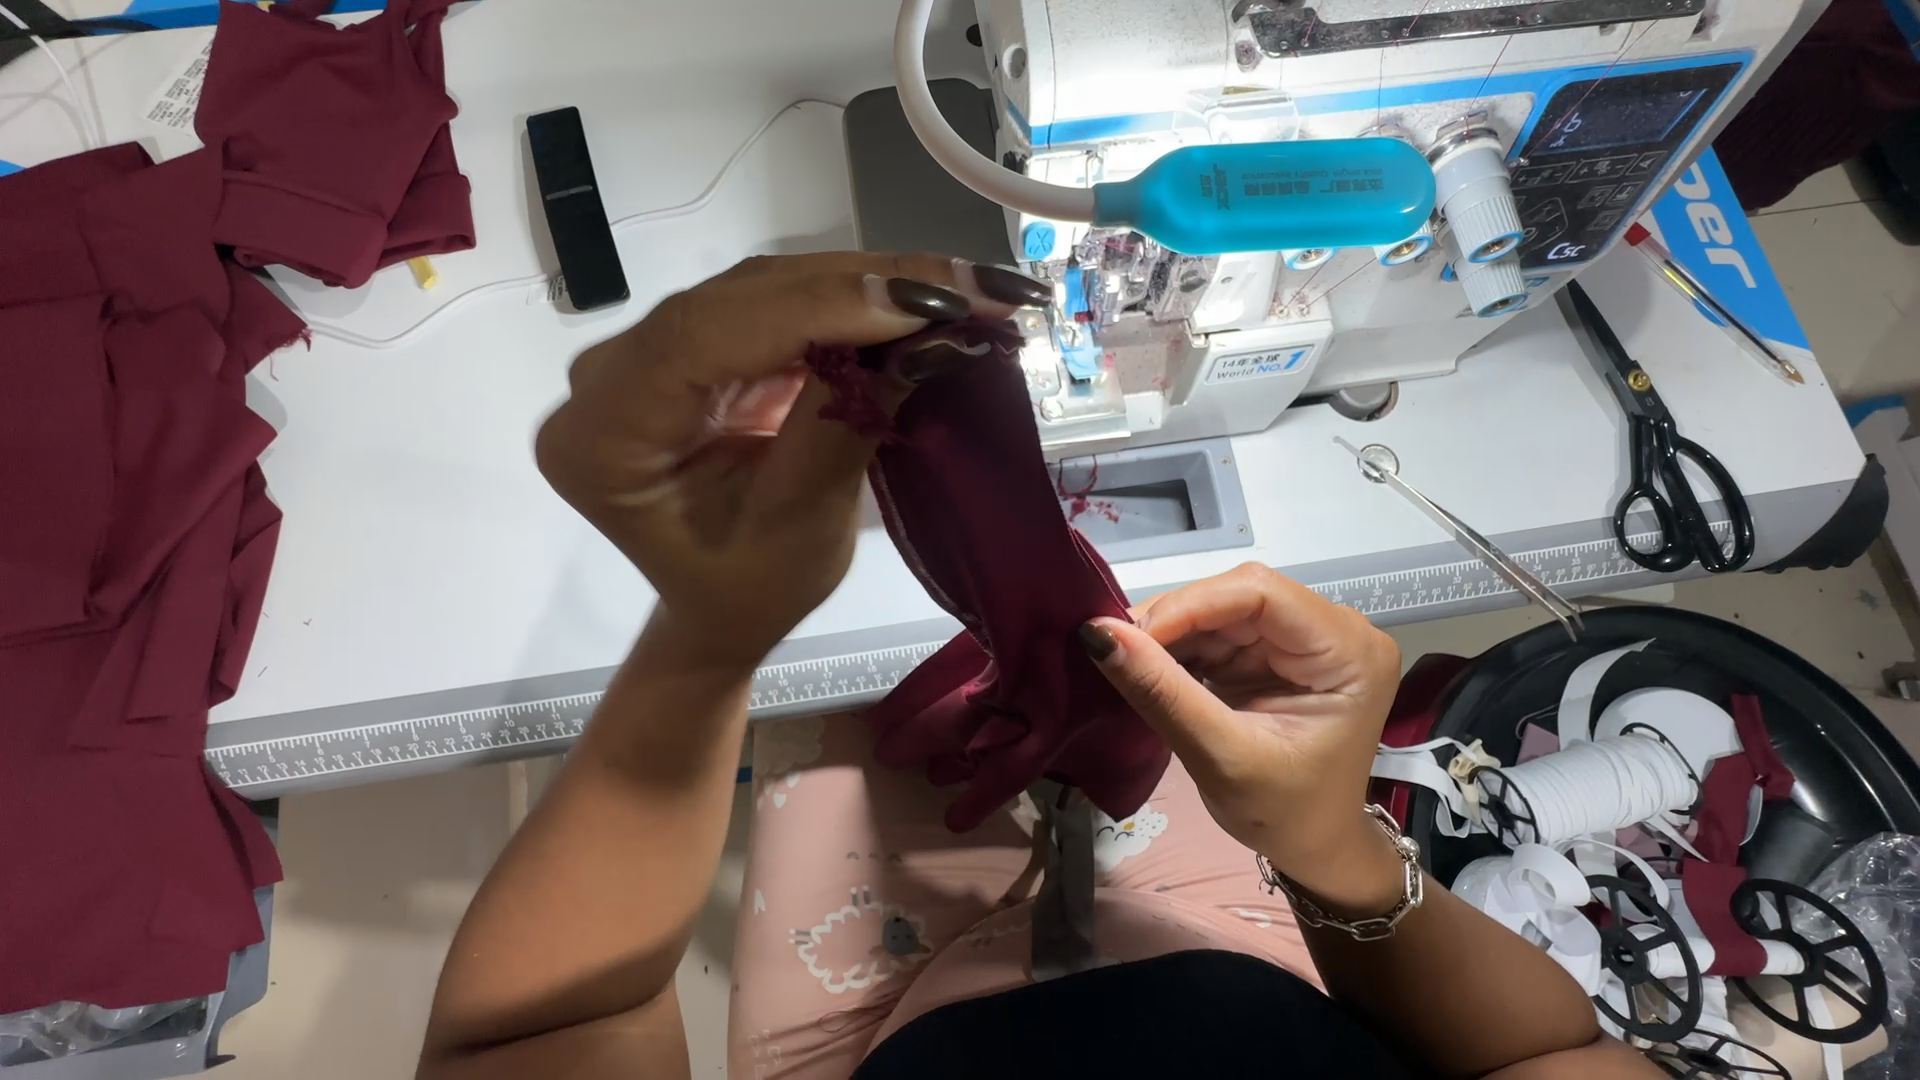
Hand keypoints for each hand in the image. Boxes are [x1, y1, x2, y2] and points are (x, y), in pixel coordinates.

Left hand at [536, 253, 1050, 671]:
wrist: (723, 605)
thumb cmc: (752, 588)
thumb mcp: (800, 519)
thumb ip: (847, 419)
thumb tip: (932, 335)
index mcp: (604, 438)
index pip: (702, 337)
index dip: (816, 308)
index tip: (924, 302)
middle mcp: (609, 379)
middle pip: (737, 299)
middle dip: (860, 286)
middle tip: (970, 284)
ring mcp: (650, 356)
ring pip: (764, 289)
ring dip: (866, 284)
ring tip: (960, 287)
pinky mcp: (696, 349)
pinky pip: (775, 305)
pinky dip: (849, 302)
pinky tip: (913, 298)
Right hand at [1080, 563, 1404, 910]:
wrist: (1311, 848)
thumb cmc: (1285, 814)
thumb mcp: (1222, 758)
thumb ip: (1164, 694)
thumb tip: (1098, 634)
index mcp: (1348, 652)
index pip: (1261, 594)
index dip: (1190, 604)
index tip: (1130, 636)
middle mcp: (1331, 631)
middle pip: (1236, 595)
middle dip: (1174, 619)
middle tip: (1115, 647)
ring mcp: (1299, 638)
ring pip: (1218, 608)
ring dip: (1167, 632)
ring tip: (1124, 657)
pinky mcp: (1270, 650)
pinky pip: (1213, 630)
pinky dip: (1175, 646)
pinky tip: (1147, 664)